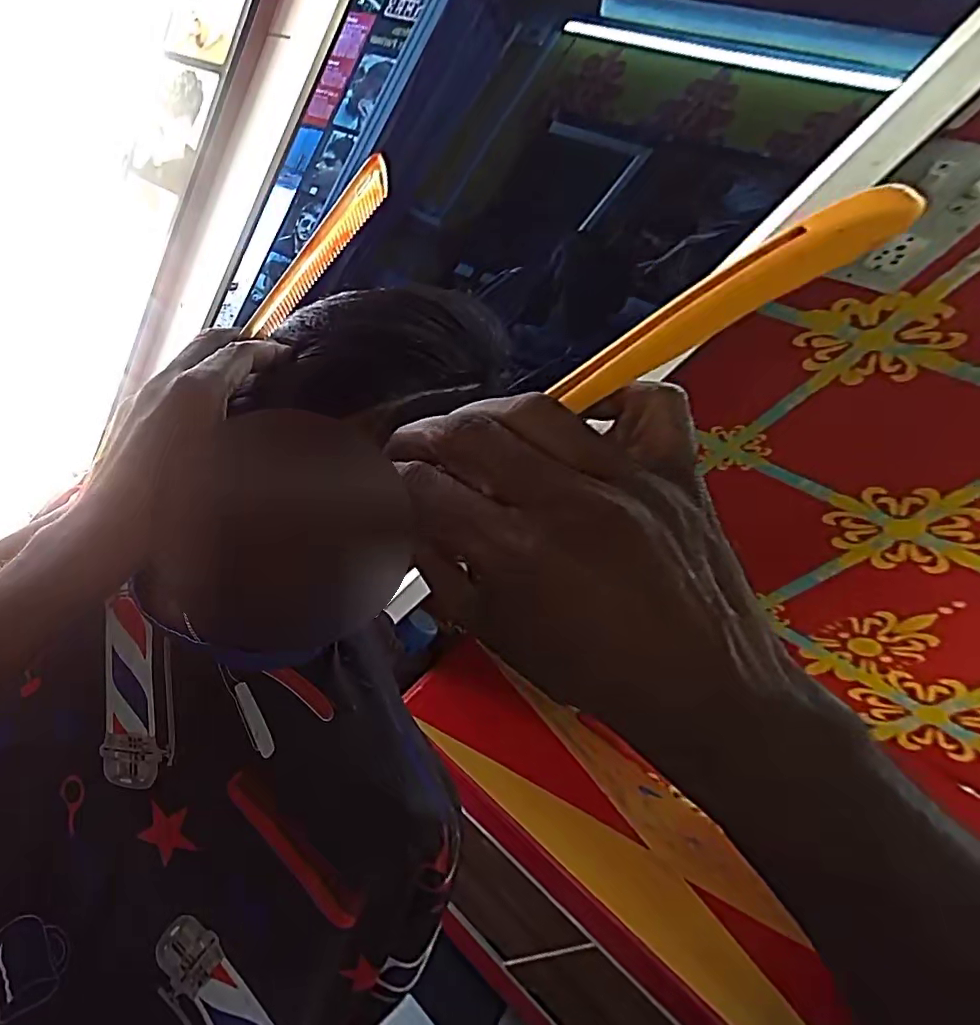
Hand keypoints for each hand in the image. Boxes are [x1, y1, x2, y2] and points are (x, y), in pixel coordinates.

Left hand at [66, 329, 286, 584]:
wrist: (109, 528)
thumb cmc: (170, 510)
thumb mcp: (224, 469)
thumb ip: (245, 433)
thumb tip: (257, 418)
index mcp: (194, 389)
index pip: (238, 351)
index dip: (267, 350)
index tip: (284, 354)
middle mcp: (164, 383)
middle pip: (207, 342)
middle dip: (238, 341)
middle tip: (261, 352)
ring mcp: (140, 397)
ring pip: (182, 360)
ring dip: (211, 360)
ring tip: (234, 380)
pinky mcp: (125, 415)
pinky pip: (164, 382)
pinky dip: (189, 380)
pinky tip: (197, 409)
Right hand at [387, 384, 798, 750]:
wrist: (702, 688)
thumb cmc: (580, 663)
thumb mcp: (481, 623)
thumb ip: (431, 563)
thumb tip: (401, 519)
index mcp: (511, 549)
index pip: (422, 483)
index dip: (389, 478)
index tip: (383, 484)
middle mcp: (565, 503)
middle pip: (467, 433)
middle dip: (418, 436)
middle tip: (409, 451)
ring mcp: (627, 479)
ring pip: (534, 408)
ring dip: (483, 414)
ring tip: (471, 434)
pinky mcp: (676, 472)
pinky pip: (651, 401)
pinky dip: (610, 397)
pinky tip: (578, 420)